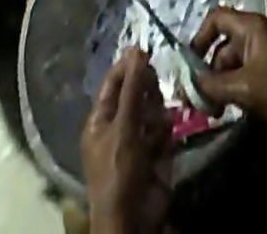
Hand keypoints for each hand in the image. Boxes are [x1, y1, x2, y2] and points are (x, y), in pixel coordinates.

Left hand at [81, 48, 172, 233]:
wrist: (133, 218)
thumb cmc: (118, 170)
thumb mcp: (123, 126)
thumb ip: (132, 87)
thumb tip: (137, 50)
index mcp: (101, 119)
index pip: (114, 82)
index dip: (128, 66)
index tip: (146, 50)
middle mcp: (119, 125)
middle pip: (136, 93)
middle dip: (146, 91)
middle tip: (154, 92)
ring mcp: (139, 138)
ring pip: (153, 108)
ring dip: (157, 114)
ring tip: (156, 127)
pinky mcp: (158, 150)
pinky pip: (164, 128)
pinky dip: (165, 131)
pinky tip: (162, 143)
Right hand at [192, 7, 266, 124]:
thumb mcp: (243, 88)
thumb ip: (212, 84)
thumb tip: (189, 85)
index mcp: (250, 27)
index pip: (216, 18)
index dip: (200, 37)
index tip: (191, 64)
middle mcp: (255, 33)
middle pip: (221, 45)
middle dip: (208, 71)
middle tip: (198, 100)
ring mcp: (262, 51)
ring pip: (230, 62)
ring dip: (219, 84)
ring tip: (214, 110)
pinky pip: (241, 73)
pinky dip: (232, 88)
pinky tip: (228, 109)